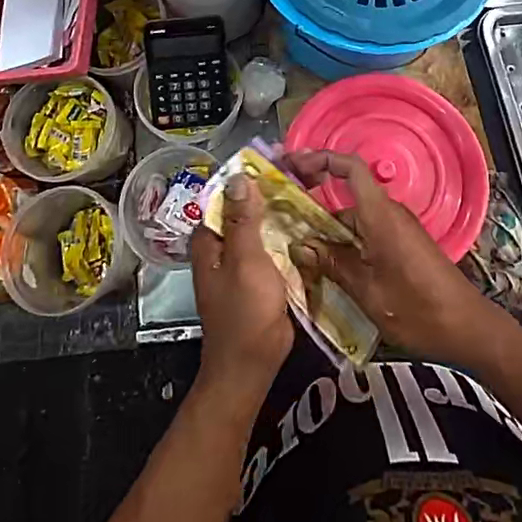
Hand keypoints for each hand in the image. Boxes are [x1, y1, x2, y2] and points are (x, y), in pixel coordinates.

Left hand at [189, 177, 291, 394]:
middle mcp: (223, 249)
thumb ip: (243, 219)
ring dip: (281, 215)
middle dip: (268, 194)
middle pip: (245, 212)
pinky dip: (289, 236)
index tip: (274, 160)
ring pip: (262, 229)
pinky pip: (275, 248)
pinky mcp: (263, 277)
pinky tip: (311, 225)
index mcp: (209, 243)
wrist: (253, 361)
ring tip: (311, 192)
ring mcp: (244, 264)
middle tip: (301, 173)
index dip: (246, 178)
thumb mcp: (245, 260)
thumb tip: (239, 176)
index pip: (224, 198)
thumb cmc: (244, 310)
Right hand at [287, 150, 511, 366]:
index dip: (321, 159)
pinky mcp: (401, 245)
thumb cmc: (417, 309)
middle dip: (313, 207)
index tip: (292, 164)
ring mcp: (396, 230)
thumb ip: (333, 264)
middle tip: (278, 222)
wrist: (465, 326)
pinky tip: (323, 267)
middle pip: (346, 199)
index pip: (351, 168)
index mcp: (381, 216)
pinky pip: (365, 234)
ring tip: (294, 253)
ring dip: (326, 232)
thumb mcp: (368, 291)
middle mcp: (389, 214)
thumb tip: (300, 245)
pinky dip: (343, 244)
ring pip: (353, 220)